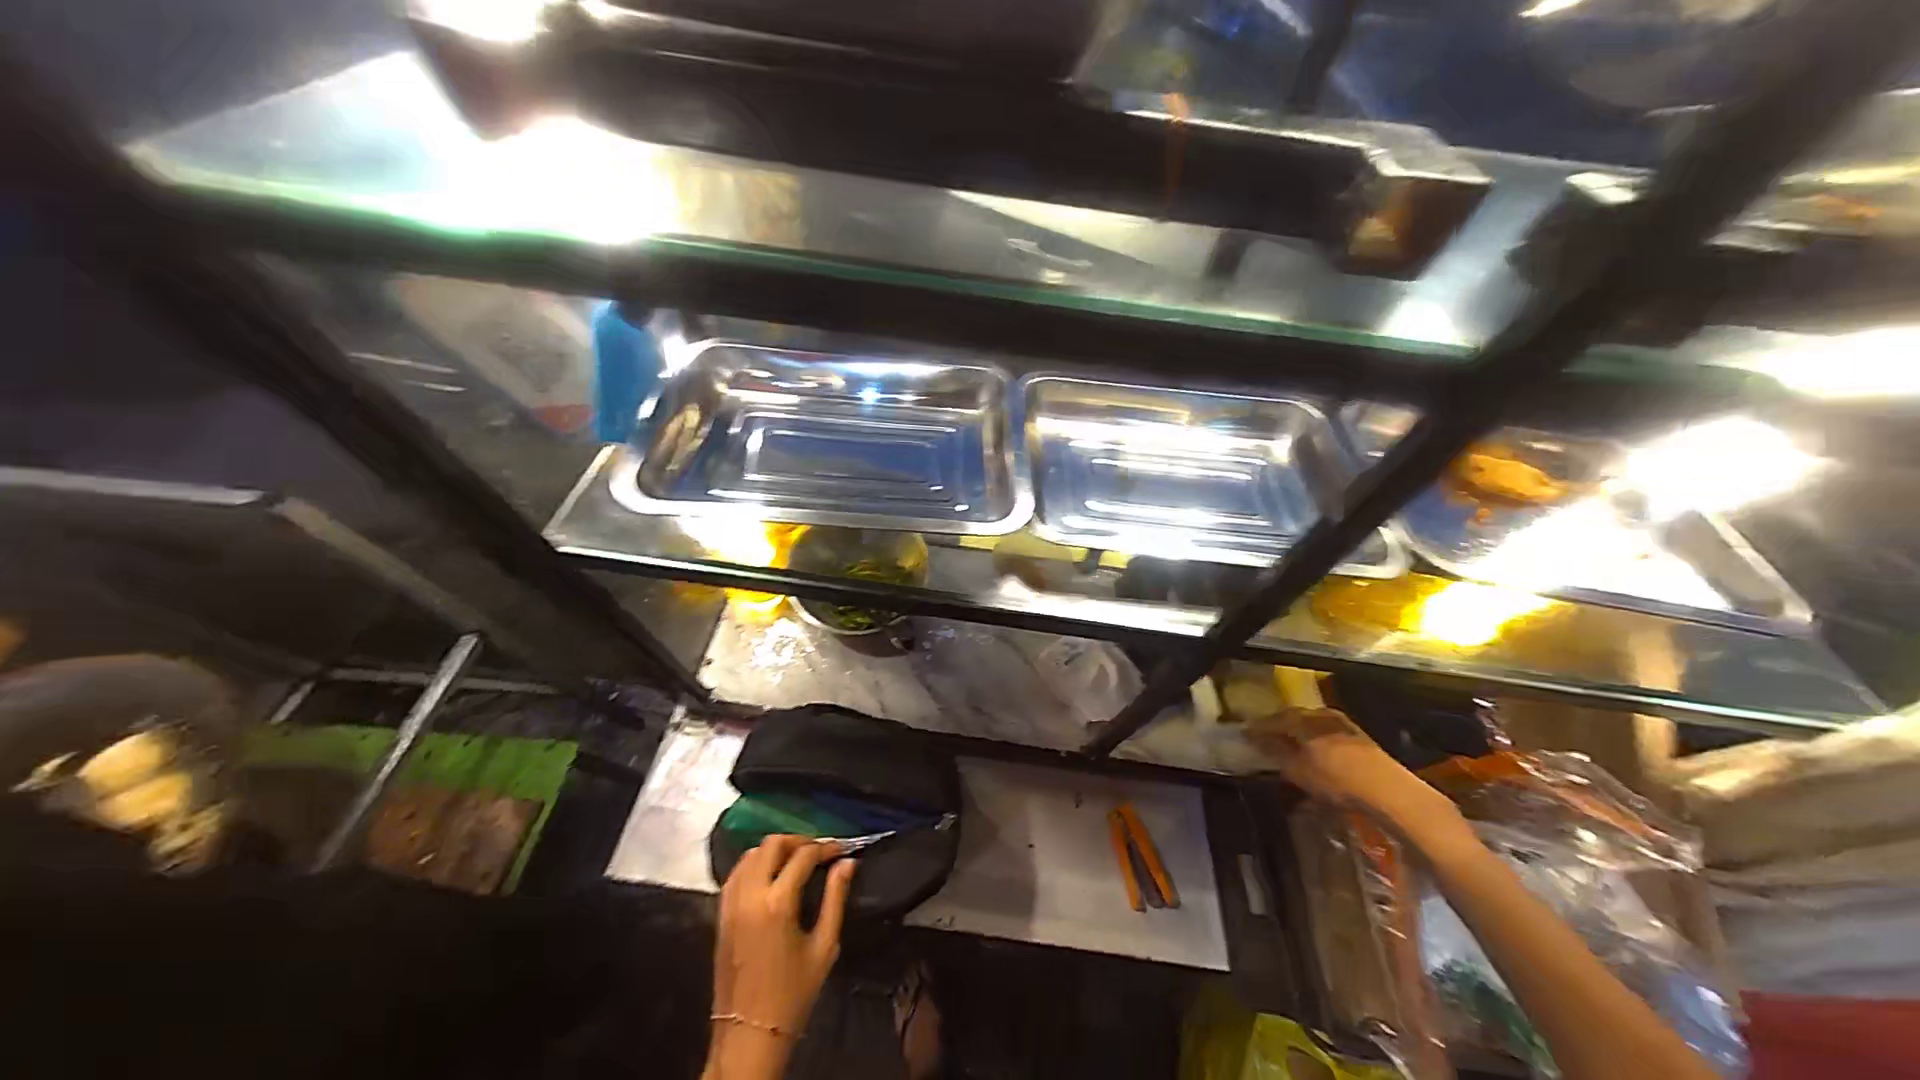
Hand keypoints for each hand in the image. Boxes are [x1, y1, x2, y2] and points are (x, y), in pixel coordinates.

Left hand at [713, 835, 857, 1038]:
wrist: (749, 1032)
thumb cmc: (793, 993)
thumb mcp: (824, 946)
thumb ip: (835, 899)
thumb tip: (847, 864)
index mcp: (777, 903)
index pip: (803, 856)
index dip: (825, 848)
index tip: (841, 851)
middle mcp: (750, 895)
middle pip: (771, 845)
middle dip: (798, 841)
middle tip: (819, 852)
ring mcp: (730, 904)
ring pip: (750, 855)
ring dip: (774, 850)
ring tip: (796, 861)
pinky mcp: (720, 915)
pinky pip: (735, 874)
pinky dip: (754, 864)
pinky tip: (771, 875)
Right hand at [1245, 707, 1457, 835]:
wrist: (1390, 792)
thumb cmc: (1338, 782)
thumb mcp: (1300, 771)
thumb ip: (1277, 753)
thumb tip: (1258, 740)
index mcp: (1304, 721)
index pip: (1274, 720)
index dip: (1259, 728)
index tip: (1245, 733)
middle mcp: (1323, 716)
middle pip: (1295, 716)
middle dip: (1279, 724)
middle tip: (1266, 734)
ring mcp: (1344, 724)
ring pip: (1313, 721)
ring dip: (1300, 729)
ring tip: (1291, 740)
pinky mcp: (1360, 737)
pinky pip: (1328, 729)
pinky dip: (1316, 735)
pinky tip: (1316, 746)